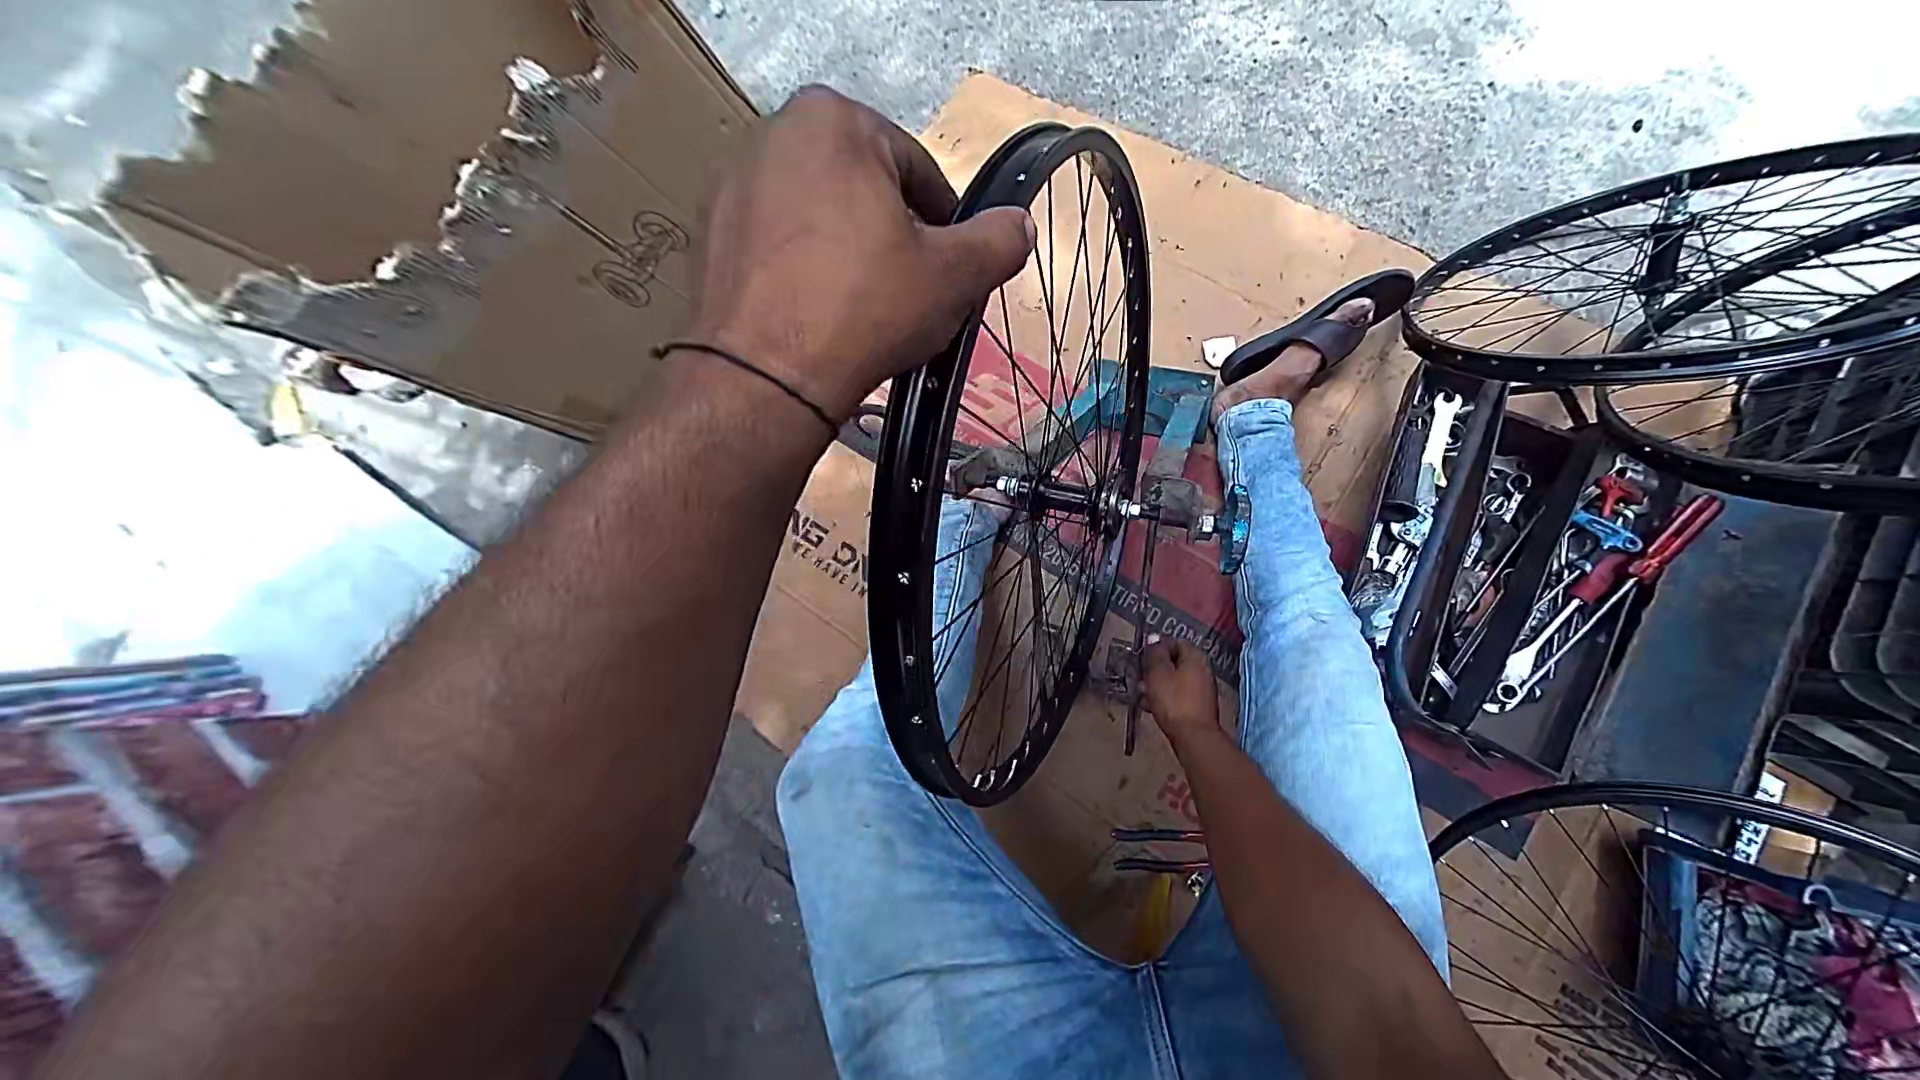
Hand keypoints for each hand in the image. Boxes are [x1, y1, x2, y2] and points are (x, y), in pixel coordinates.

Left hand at [687, 85, 1035, 420]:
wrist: (767, 377)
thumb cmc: (863, 312)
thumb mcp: (953, 277)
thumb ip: (997, 242)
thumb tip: (1019, 226)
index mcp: (835, 121)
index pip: (917, 171)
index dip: (944, 225)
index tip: (947, 267)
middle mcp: (774, 136)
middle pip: (865, 191)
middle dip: (893, 239)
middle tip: (907, 294)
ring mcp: (733, 185)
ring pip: (821, 218)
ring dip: (851, 256)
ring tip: (864, 310)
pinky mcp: (711, 235)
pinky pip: (780, 246)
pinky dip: (806, 271)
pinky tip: (821, 314)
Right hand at [1140, 638, 1220, 744]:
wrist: (1193, 736)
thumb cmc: (1173, 700)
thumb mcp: (1157, 672)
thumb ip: (1155, 653)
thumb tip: (1154, 637)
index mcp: (1195, 657)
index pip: (1175, 642)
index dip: (1156, 648)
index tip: (1142, 658)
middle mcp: (1203, 670)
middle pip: (1175, 662)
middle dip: (1156, 668)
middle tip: (1140, 677)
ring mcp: (1203, 689)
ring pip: (1176, 679)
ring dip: (1158, 684)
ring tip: (1142, 694)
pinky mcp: (1199, 706)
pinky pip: (1179, 695)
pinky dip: (1166, 697)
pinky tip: (1152, 706)